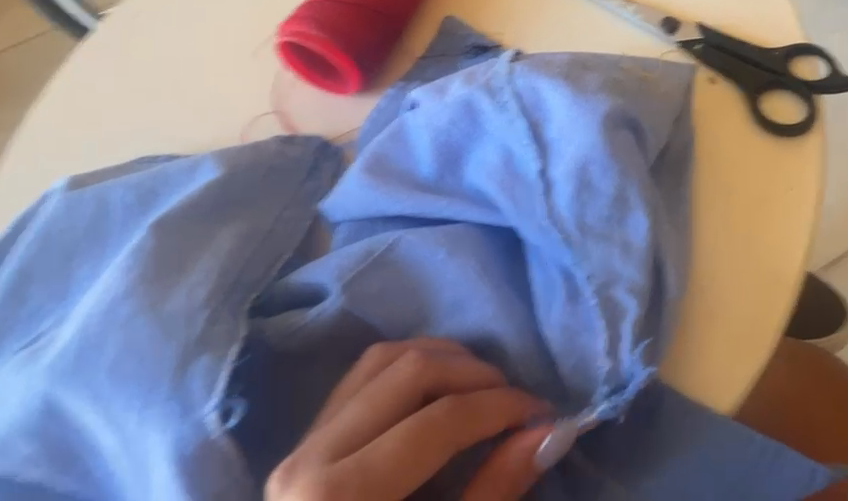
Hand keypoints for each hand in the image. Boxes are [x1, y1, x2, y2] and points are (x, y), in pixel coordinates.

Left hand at [265, 338, 561, 500]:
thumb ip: (492, 493)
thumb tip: (547, 432)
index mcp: (344, 496)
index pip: (440, 419)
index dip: (502, 407)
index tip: (545, 414)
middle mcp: (313, 457)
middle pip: (411, 371)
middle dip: (477, 375)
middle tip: (518, 401)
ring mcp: (300, 447)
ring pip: (381, 360)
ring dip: (441, 360)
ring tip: (484, 386)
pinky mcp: (299, 447)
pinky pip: (358, 380)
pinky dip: (406, 369)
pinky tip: (438, 389)